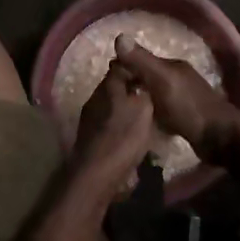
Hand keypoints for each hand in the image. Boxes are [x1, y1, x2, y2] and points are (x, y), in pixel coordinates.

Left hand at [72, 67, 155, 192]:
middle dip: (130, 89)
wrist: (97, 172)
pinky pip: (107, 123)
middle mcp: (94, 99)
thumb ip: (142, 90)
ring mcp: (89, 119)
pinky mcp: (89, 137)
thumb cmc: (123, 137)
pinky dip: (119, 124)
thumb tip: (142, 82)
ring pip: (110, 106)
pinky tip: (129, 134)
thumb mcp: (142, 108)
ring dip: (124, 108)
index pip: (119, 67)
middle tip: (150, 96)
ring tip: (143, 116)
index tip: (151, 75)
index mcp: (107, 87)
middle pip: (113, 87)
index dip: (135, 68)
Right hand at [111, 35, 239, 160]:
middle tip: (110, 100)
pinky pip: (161, 114)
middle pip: (148, 78)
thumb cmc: (189, 107)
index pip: (142, 61)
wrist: (219, 138)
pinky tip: (141, 125)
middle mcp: (178, 80)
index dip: (124, 67)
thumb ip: (142, 61)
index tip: (106, 80)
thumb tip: (119, 36)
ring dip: (140, 102)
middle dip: (131, 85)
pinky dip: (151, 116)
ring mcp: (183, 101)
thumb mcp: (162, 80)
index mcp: (173, 67)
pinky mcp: (185, 120)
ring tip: (122, 113)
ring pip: (154, 97)